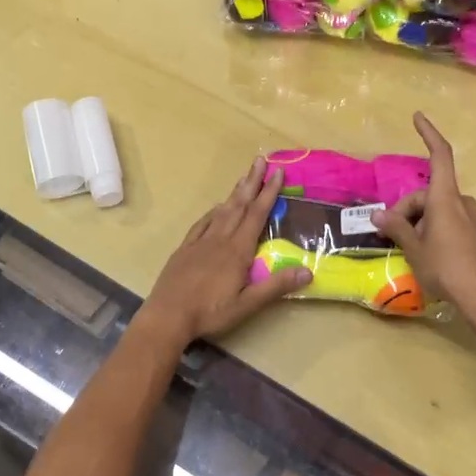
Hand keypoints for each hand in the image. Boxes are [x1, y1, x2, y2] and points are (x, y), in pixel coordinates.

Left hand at [137, 157, 311, 344]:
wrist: (168, 316)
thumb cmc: (210, 312)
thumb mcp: (247, 304)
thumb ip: (276, 286)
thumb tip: (308, 271)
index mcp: (237, 250)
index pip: (257, 215)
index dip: (268, 193)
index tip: (278, 172)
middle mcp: (220, 240)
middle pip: (239, 205)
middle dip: (251, 182)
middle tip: (260, 160)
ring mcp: (199, 243)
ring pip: (221, 211)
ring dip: (234, 193)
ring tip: (243, 178)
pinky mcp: (185, 250)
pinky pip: (202, 224)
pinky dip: (212, 212)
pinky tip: (216, 208)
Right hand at [373, 113, 475, 314]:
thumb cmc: (446, 268)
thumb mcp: (414, 248)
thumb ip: (396, 228)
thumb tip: (377, 214)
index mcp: (446, 199)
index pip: (440, 156)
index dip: (429, 134)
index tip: (417, 117)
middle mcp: (460, 203)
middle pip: (427, 193)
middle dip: (405, 209)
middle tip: (388, 234)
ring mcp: (469, 219)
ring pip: (435, 209)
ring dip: (417, 221)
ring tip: (404, 247)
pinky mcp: (473, 235)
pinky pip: (446, 222)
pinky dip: (429, 229)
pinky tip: (422, 252)